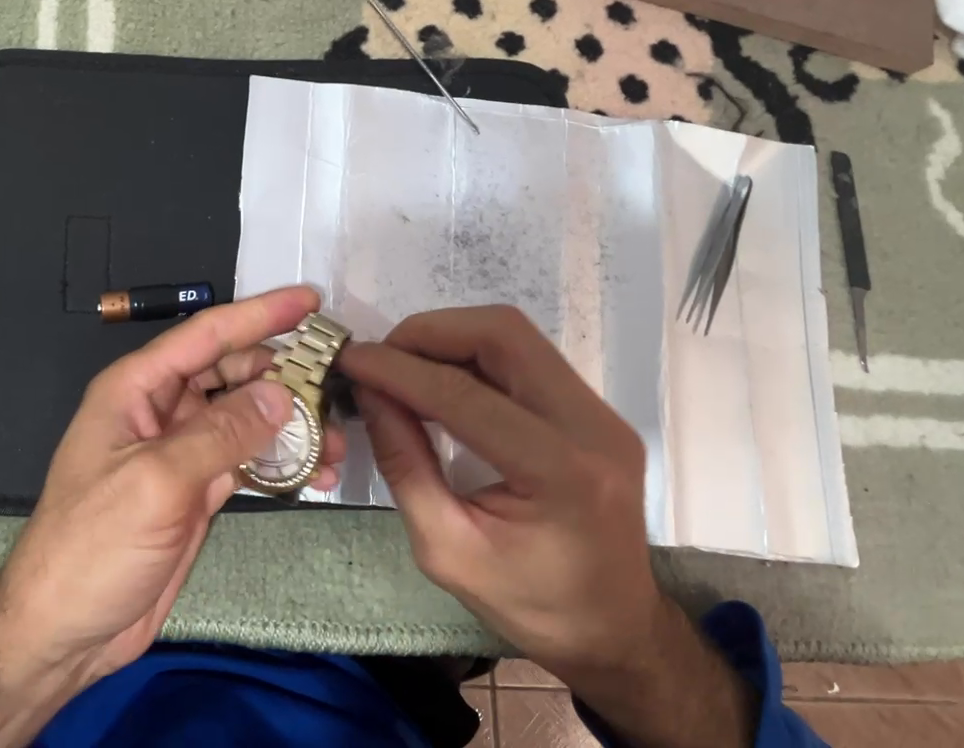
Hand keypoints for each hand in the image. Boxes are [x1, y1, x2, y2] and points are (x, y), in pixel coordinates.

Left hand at [0, 287, 344, 747]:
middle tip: (337, 379)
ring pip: (244, 416)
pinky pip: (246, 460)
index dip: (258, 314)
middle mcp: (159, 409)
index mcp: (135, 388)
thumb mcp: (156, 481)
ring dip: (289, 422)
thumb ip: (221, 434)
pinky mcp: (196, 490)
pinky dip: (280, 462)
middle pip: (230, 372)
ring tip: (335, 439)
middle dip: (283, 372)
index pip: (205, 336)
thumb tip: (281, 395)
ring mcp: (179, 451)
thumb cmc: (94, 544)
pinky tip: (314, 472)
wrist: (66, 627)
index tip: (310, 300)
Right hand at [339, 306, 754, 747]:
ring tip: (403, 367)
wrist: (614, 630)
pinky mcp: (595, 410)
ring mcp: (601, 413)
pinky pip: (525, 356)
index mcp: (562, 474)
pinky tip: (439, 382)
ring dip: (448, 339)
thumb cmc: (528, 604)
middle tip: (380, 359)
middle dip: (428, 334)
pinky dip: (471, 355)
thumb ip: (404, 465)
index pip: (465, 395)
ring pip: (514, 335)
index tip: (349, 360)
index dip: (398, 370)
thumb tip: (369, 392)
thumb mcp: (445, 548)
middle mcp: (592, 428)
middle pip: (502, 335)